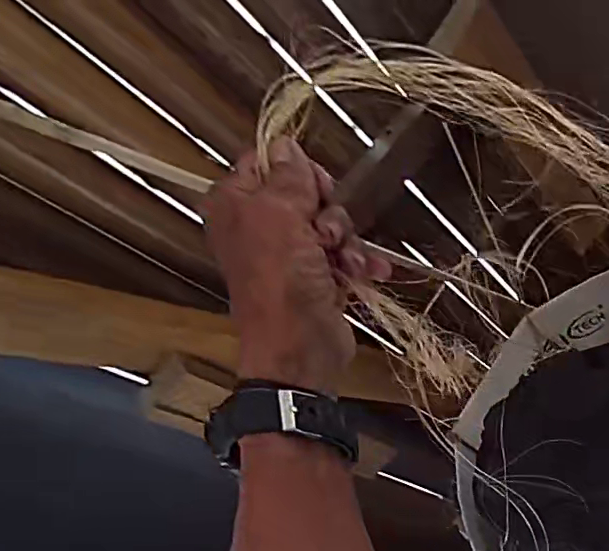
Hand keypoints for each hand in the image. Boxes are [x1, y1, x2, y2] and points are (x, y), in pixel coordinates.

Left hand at [203, 136, 390, 393]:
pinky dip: (361, 264)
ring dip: (349, 243)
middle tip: (328, 234)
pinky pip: (347, 258)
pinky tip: (370, 272)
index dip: (298, 172)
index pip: (268, 165)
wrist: (300, 349)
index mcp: (238, 205)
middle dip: (330, 214)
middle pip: (307, 197)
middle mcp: (263, 228)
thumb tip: (286, 143)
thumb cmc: (280, 283)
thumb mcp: (278, 217)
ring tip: (348, 264)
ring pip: (332, 228)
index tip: (316, 187)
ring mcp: (294, 257)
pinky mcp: (322, 281)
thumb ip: (286, 178)